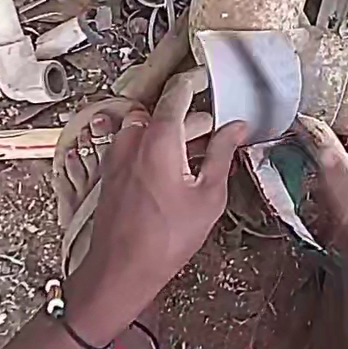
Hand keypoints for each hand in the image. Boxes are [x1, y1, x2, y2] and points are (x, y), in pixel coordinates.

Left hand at [65, 74, 247, 345]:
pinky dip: (158, 148)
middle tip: (220, 137)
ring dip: (175, 136)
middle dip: (195, 121)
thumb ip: (222, 153)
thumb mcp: (208, 195)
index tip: (212, 79)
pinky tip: (176, 172)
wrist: (120, 269)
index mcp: (160, 138)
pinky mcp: (111, 169)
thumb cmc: (167, 237)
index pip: (178, 93)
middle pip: (168, 114)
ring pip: (151, 129)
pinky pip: (137, 145)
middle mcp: (134, 138)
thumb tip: (236, 127)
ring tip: (200, 159)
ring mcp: (118, 153)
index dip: (197, 83)